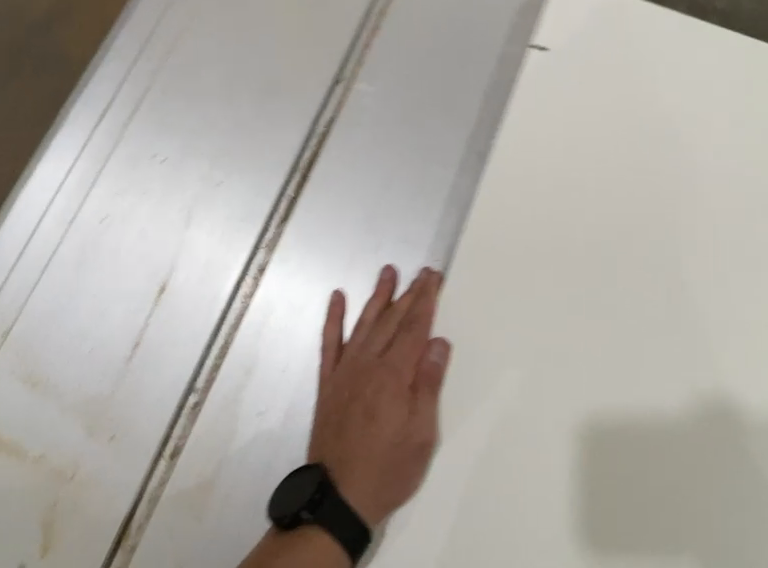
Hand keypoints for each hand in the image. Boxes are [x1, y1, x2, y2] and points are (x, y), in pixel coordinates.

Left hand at [309, 265, 450, 525]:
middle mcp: (369, 365)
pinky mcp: (328, 383)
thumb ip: (428, 384)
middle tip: (422, 273)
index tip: (433, 279)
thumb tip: (438, 342)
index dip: (426, 302)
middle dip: (409, 295)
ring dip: (377, 297)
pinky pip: (330, 342)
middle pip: (392, 321)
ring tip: (388, 272)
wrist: (338, 496)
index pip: (415, 329)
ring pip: (364, 324)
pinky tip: (337, 298)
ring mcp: (345, 371)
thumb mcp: (422, 434)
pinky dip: (333, 319)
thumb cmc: (389, 469)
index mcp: (395, 376)